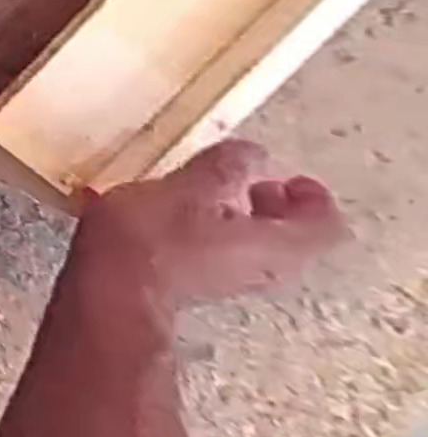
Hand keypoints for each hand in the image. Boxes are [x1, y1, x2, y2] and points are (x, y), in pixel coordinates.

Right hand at [71, 139, 350, 311]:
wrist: (112, 284)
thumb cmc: (154, 234)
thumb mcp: (184, 188)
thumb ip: (221, 168)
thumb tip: (249, 152)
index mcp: (278, 244)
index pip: (322, 223)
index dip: (312, 198)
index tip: (290, 178)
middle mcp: (264, 266)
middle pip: (285, 236)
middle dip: (268, 207)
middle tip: (246, 184)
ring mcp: (226, 278)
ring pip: (246, 245)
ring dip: (230, 218)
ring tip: (194, 195)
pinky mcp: (190, 281)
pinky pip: (210, 251)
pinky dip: (198, 230)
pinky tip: (159, 215)